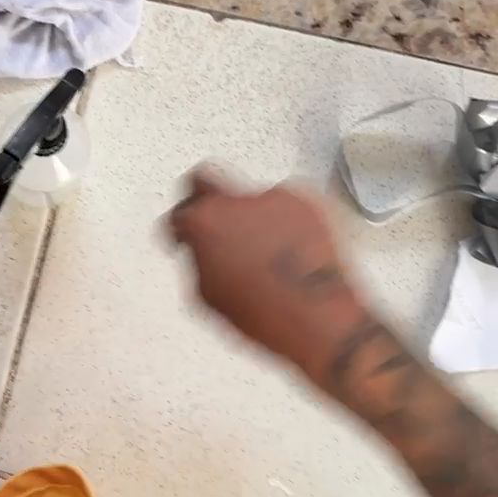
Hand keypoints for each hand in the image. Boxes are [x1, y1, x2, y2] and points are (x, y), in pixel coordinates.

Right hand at [166, 168, 369, 377]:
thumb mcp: (206, 293)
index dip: (179, 227)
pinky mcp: (306, 203)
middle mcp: (236, 201)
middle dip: (204, 200)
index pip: (179, 211)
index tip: (183, 236)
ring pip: (249, 199)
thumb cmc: (263, 313)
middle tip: (212, 224)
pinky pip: (283, 207)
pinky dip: (280, 224)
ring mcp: (274, 198)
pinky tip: (286, 253)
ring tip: (263, 254)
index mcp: (203, 222)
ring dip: (250, 219)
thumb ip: (197, 257)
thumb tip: (202, 248)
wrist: (318, 318)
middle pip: (206, 179)